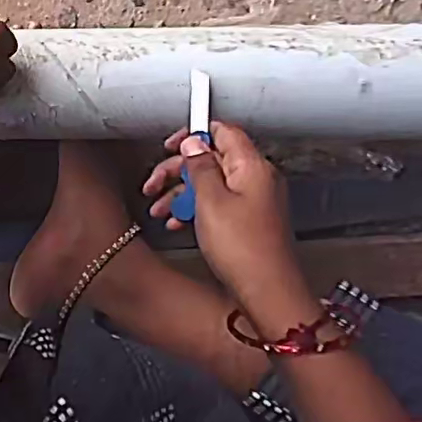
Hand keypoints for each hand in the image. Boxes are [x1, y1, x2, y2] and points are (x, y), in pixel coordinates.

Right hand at [141, 123, 315, 325]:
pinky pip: (216, 202)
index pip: (223, 132)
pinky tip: (178, 221)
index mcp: (252, 167)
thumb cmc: (244, 249)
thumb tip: (193, 144)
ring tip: (160, 208)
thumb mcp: (210, 200)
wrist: (265, 290)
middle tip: (155, 182)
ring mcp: (253, 199)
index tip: (172, 144)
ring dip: (181, 192)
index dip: (195, 134)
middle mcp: (257, 179)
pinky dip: (194, 208)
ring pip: (209, 182)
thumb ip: (199, 166)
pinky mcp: (247, 218)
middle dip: (178, 169)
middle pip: (211, 158)